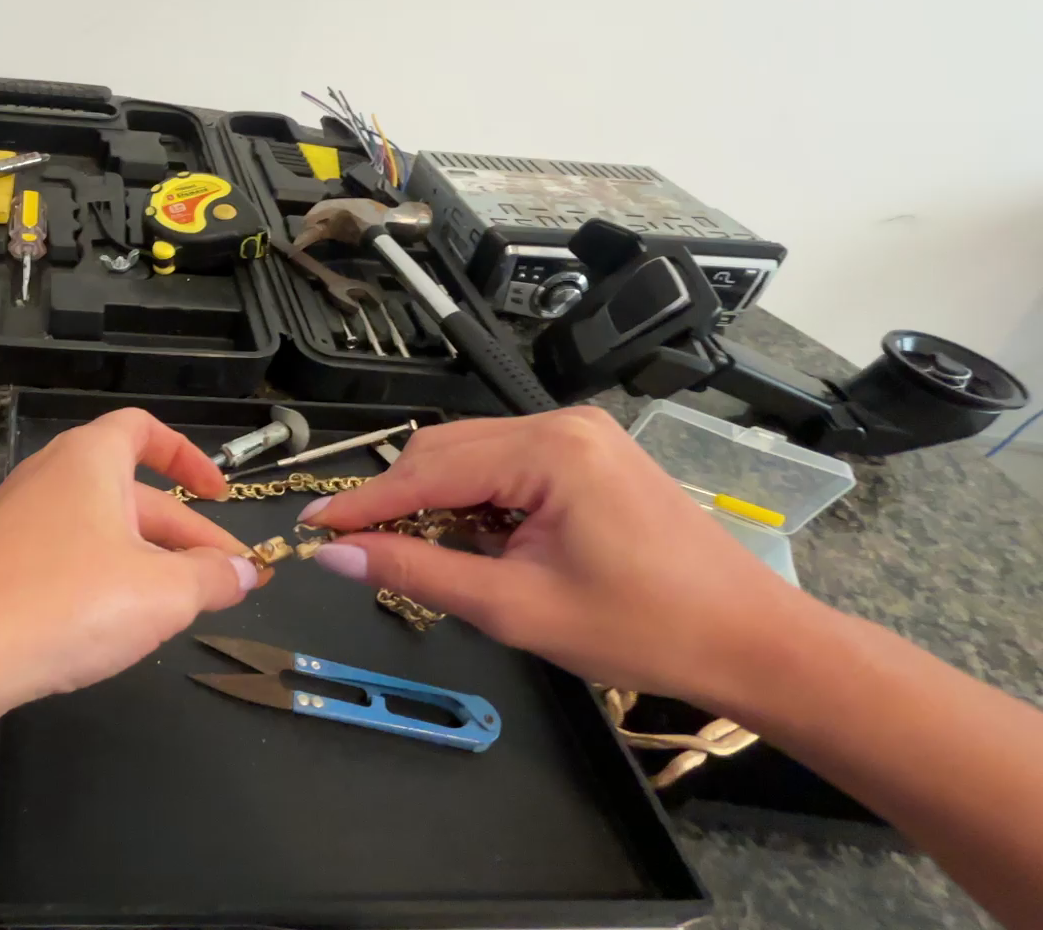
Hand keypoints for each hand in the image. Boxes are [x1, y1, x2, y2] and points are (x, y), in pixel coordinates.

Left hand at [0, 409, 259, 709]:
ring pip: (100, 532)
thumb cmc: (68, 604)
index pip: (144, 430)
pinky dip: (103, 581)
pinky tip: (118, 628)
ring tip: (183, 610)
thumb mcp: (161, 593)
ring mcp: (17, 521)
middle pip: (133, 495)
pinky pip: (65, 559)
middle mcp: (50, 477)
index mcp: (89, 459)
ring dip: (148, 564)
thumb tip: (245, 571)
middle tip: (232, 584)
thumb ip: (212, 578)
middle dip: (186, 537)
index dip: (188, 456)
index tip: (218, 495)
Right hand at [300, 406, 804, 706]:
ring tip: (429, 551)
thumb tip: (335, 555)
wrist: (756, 644)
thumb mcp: (513, 608)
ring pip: (465, 454)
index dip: (361, 502)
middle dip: (398, 500)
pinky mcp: (585, 452)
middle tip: (367, 548)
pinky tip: (476, 537)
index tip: (311, 524)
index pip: (425, 471)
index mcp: (549, 451)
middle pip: (440, 451)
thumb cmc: (644, 631)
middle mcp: (559, 424)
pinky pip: (499, 463)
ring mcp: (576, 434)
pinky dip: (470, 498)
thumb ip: (415, 573)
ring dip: (434, 500)